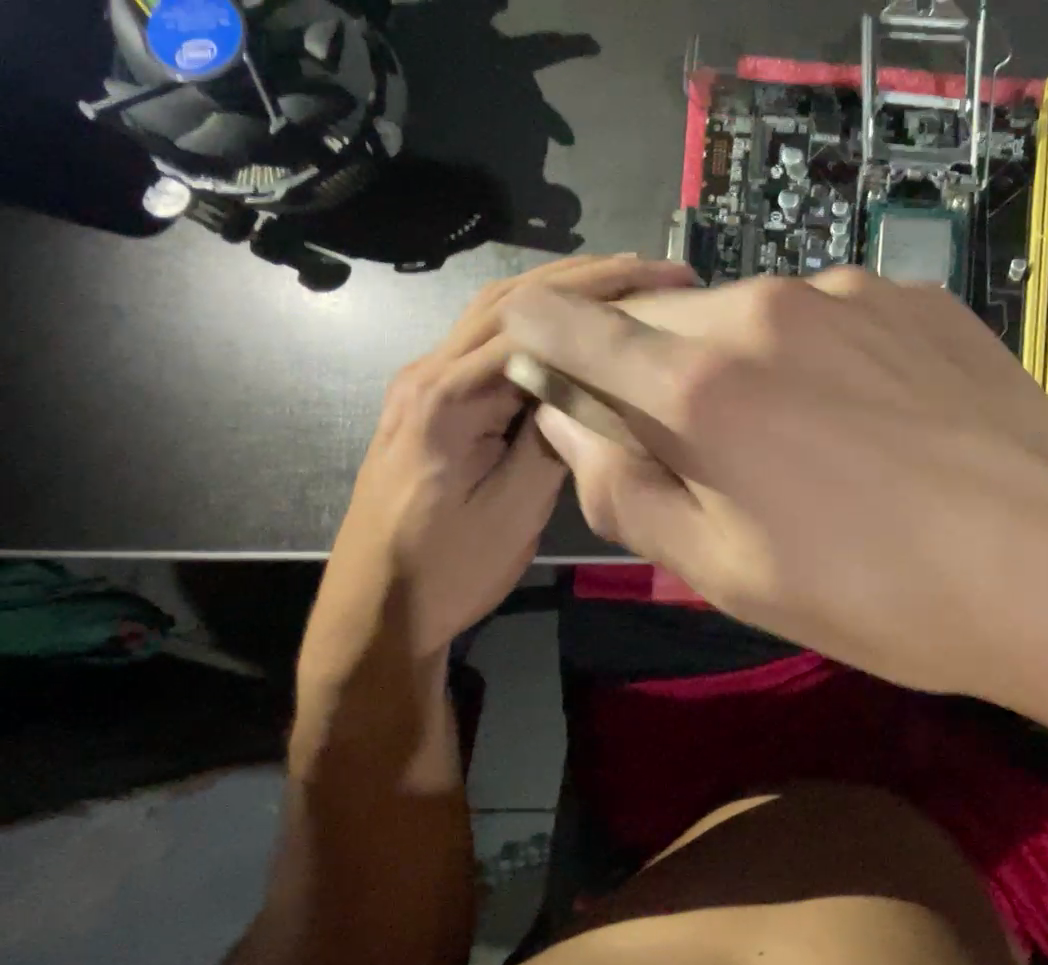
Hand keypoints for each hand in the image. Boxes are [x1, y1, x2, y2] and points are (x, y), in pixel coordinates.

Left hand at [304, 256, 699, 674]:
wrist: (379, 607)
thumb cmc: (449, 567)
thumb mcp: (514, 511)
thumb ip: (554, 439)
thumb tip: (595, 388)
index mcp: (447, 397)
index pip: (533, 324)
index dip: (602, 297)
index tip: (665, 285)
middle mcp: (429, 373)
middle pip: (511, 300)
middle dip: (587, 278)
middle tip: (660, 271)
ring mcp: (426, 385)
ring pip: (497, 315)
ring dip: (563, 294)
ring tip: (630, 286)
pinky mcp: (435, 403)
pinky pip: (491, 345)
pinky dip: (542, 325)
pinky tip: (582, 333)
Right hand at [501, 270, 1047, 721]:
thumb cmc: (889, 601)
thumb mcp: (732, 578)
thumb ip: (628, 493)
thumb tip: (575, 425)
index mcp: (706, 381)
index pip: (576, 329)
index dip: (553, 352)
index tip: (563, 382)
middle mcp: (774, 308)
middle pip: (672, 322)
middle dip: (664, 374)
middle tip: (717, 454)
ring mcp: (863, 294)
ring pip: (763, 318)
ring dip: (757, 367)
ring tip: (820, 449)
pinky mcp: (932, 303)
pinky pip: (847, 320)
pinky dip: (835, 359)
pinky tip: (887, 424)